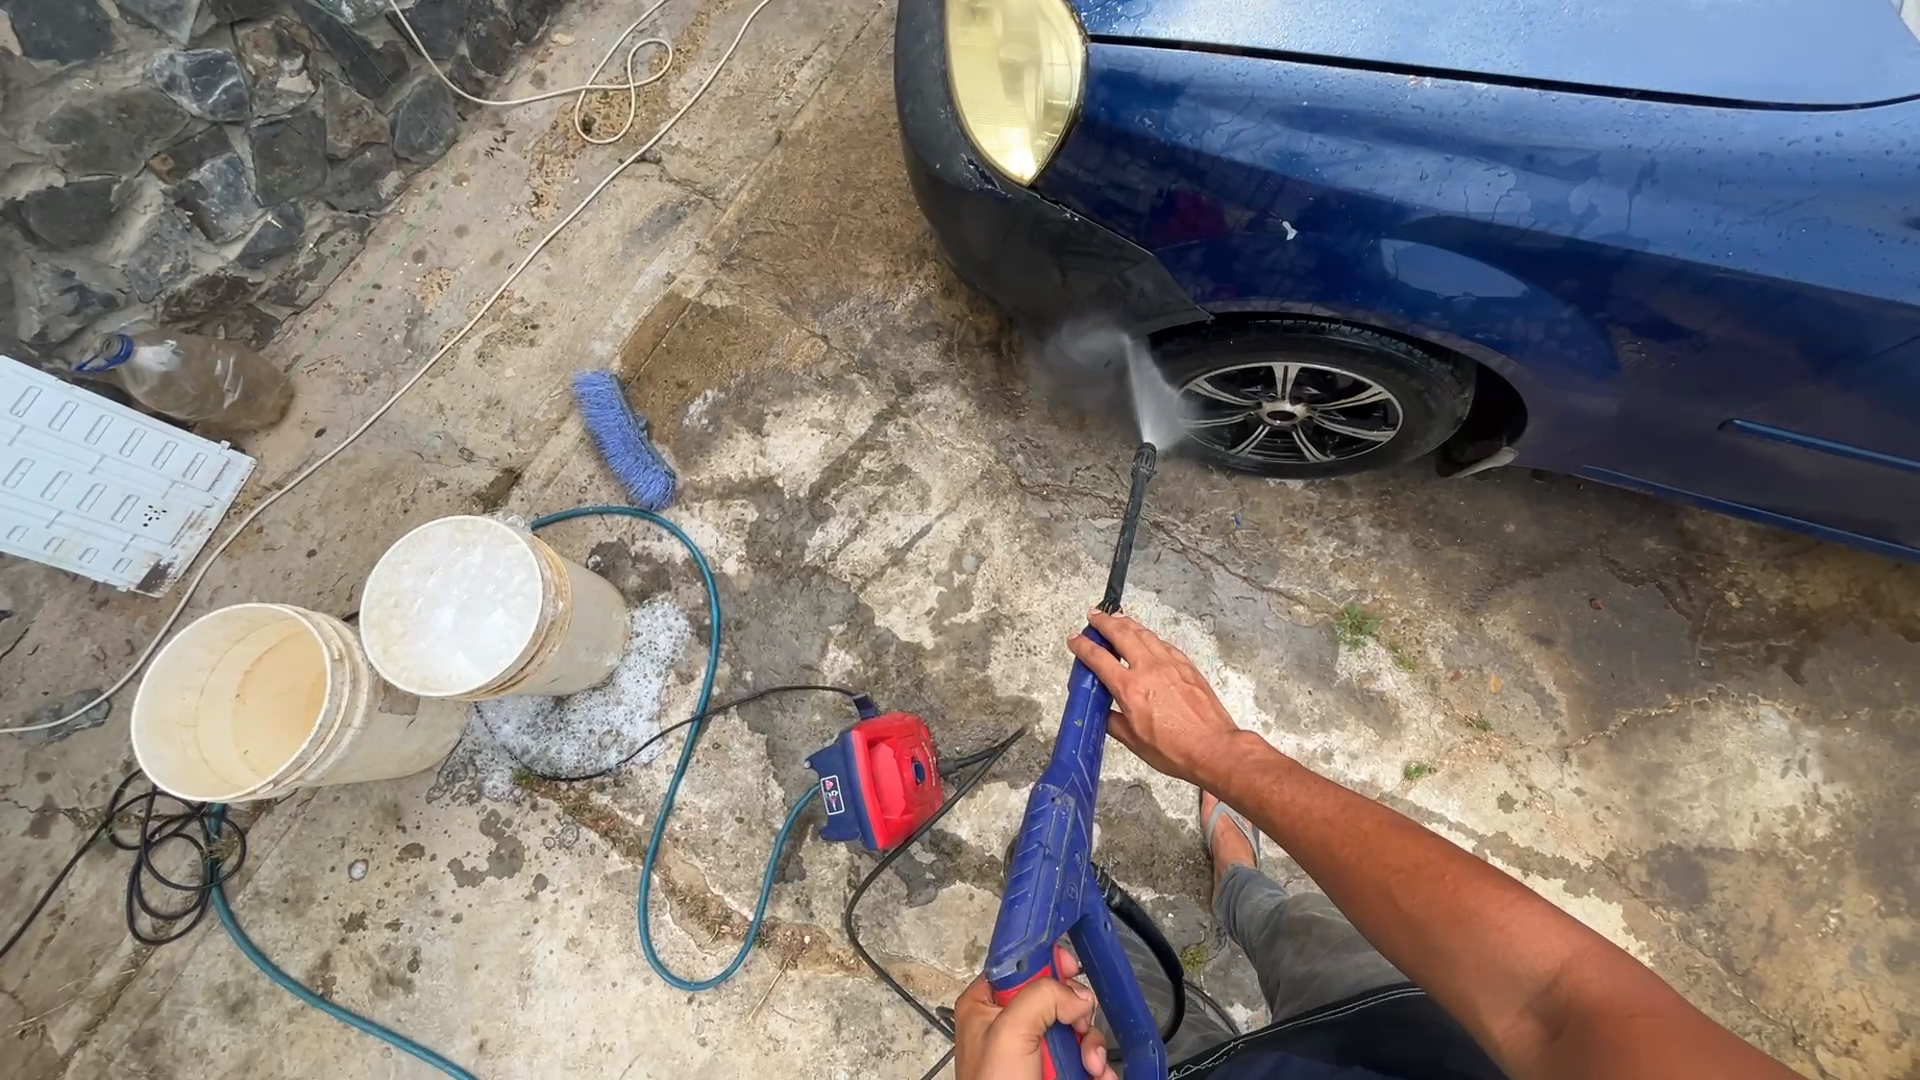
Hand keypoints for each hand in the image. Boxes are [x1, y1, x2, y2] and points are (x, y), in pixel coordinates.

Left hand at [954, 945, 1117, 1079]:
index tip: (1069, 966)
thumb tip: (1074, 993)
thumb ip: (1041, 997)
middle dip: (1076, 1011)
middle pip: (1055, 996)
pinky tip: (1098, 1076)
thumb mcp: (1009, 1033)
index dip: (1047, 961)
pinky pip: (1087, 1059)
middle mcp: (1010, 1026)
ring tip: (1091, 1064)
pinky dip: (1099, 1067)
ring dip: (1091, 1043)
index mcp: (986, 1005)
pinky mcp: (1057, 1076)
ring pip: (1076, 1028)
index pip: (1019, 964)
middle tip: (1079, 1023)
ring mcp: (1035, 1053)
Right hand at [1068, 610, 1244, 786]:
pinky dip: (1149, 637)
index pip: (1098, 658)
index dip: (1083, 646)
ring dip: (1127, 623)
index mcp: (1129, 688)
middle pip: (1121, 634)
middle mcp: (1148, 669)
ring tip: (1117, 618)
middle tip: (1094, 615)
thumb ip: (1113, 722)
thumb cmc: (1175, 750)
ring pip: (1144, 633)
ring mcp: (1169, 664)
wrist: (1213, 748)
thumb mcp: (1133, 741)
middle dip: (1103, 622)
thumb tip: (1104, 714)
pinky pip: (1163, 644)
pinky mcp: (1186, 666)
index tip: (1075, 639)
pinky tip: (1146, 638)